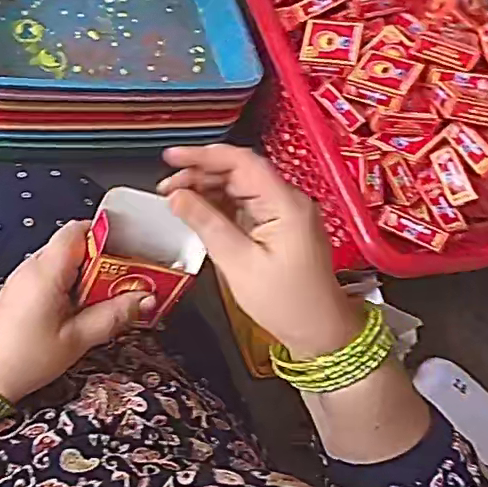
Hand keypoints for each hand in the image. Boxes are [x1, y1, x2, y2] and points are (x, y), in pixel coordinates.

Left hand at [0, 220, 150, 401]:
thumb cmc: (23, 358)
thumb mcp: (76, 340)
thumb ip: (113, 316)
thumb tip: (147, 298)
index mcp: (47, 270)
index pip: (79, 230)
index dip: (108, 234)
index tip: (133, 253)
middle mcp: (35, 266)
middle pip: (78, 245)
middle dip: (108, 260)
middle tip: (133, 281)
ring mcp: (27, 277)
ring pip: (69, 262)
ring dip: (94, 276)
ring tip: (116, 298)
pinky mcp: (25, 291)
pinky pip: (58, 276)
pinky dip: (78, 286)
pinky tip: (90, 309)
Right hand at [158, 144, 360, 357]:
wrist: (319, 331)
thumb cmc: (289, 303)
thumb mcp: (238, 264)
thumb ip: (206, 224)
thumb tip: (178, 197)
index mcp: (286, 204)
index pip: (242, 162)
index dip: (204, 155)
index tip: (173, 156)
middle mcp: (288, 201)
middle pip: (238, 171)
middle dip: (199, 173)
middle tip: (167, 185)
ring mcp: (283, 212)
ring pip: (238, 186)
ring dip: (206, 187)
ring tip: (176, 197)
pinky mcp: (276, 224)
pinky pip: (243, 203)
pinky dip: (217, 203)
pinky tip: (197, 210)